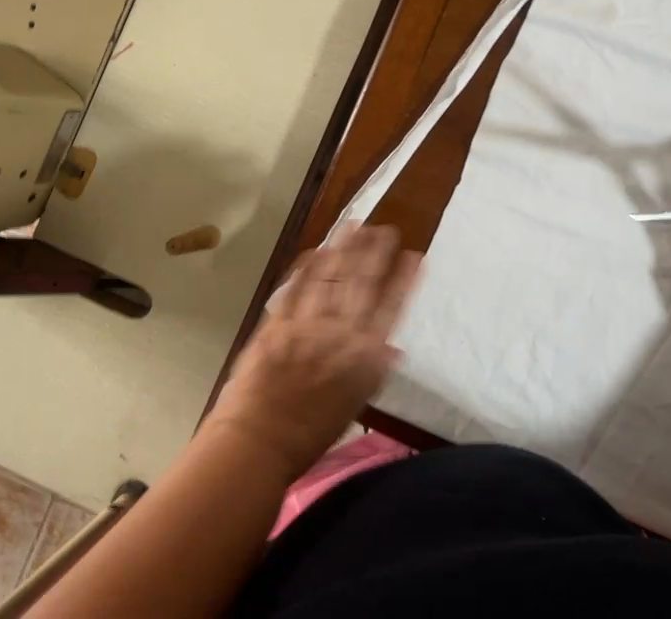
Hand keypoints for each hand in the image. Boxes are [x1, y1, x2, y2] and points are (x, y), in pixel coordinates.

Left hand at [204, 223, 422, 479]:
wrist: (256, 444)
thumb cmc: (308, 436)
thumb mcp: (352, 406)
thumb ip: (371, 371)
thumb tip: (391, 348)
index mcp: (364, 358)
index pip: (391, 309)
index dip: (404, 281)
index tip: (414, 256)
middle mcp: (339, 335)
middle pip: (362, 284)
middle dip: (376, 254)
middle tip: (386, 229)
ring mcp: (306, 325)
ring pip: (331, 279)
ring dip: (344, 250)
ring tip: (355, 225)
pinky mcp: (276, 323)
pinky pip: (295, 288)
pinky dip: (307, 267)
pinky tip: (316, 249)